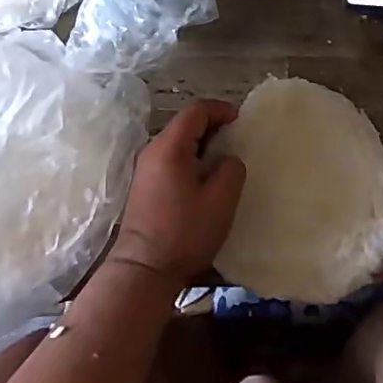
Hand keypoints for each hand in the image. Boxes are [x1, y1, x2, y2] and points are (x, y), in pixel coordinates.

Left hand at [110, 100, 246, 283]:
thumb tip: (225, 160)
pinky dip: (191, 160)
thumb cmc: (184, 231)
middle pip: (185, 124)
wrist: (142, 273)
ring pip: (178, 143)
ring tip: (224, 161)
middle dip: (213, 126)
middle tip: (236, 141)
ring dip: (202, 145)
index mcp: (169, 147)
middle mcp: (152, 152)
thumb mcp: (222, 198)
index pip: (196, 110)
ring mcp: (144, 170)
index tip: (240, 122)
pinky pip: (171, 160)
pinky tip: (205, 180)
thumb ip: (231, 167)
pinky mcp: (144, 188)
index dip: (221, 110)